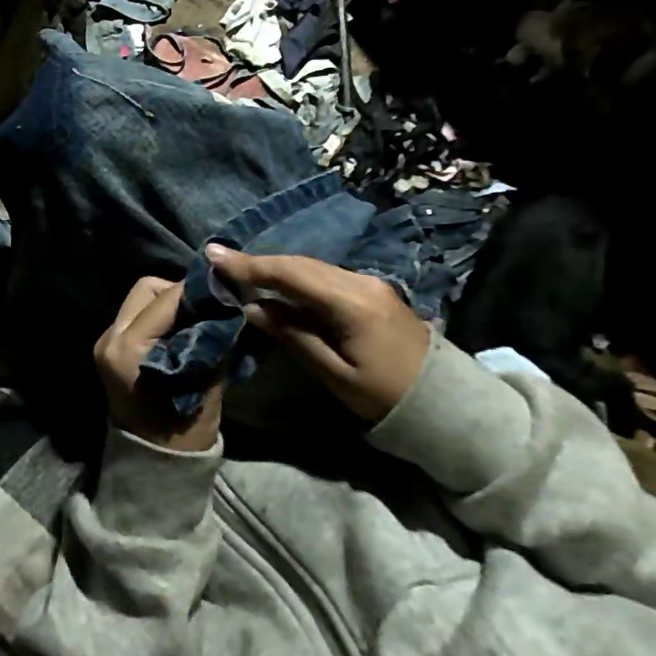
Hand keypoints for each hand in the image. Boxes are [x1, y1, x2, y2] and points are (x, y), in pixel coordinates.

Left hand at [94, 277, 223, 451]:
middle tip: (209, 303)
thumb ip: (211, 335)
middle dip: (179, 291)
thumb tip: (227, 302)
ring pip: (141, 299)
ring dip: (170, 302)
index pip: (166, 299)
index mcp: (128, 348)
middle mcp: (110, 339)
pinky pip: (139, 316)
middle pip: (146, 289)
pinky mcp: (112, 349)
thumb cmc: (183, 430)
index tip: (224, 286)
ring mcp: (107, 343)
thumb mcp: (206, 379)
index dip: (197, 289)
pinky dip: (162, 315)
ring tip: (198, 316)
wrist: (154, 466)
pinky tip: (184, 328)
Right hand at [205, 246, 428, 422]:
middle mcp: (360, 282)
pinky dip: (297, 277)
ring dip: (277, 267)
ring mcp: (369, 282)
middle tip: (220, 260)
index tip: (215, 256)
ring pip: (313, 267)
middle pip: (302, 264)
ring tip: (241, 270)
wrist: (440, 399)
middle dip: (259, 262)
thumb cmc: (384, 396)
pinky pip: (326, 275)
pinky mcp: (372, 290)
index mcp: (351, 303)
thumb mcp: (334, 373)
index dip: (251, 265)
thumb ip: (294, 335)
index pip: (292, 274)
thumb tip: (254, 308)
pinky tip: (278, 283)